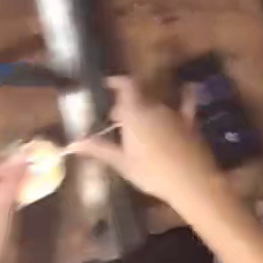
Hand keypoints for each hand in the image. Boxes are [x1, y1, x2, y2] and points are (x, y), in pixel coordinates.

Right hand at [71, 76, 223, 208]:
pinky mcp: (190, 124)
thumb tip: (72, 144)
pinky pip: (187, 104)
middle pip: (138, 98)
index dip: (116, 82)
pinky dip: (184, 96)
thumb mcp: (122, 163)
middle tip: (115, 120)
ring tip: (138, 127)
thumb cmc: (151, 173)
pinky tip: (188, 87)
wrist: (191, 181)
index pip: (126, 86)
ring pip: (156, 105)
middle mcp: (154, 107)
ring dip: (145, 110)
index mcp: (135, 113)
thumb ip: (98, 149)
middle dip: (126, 106)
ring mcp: (174, 114)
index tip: (107, 85)